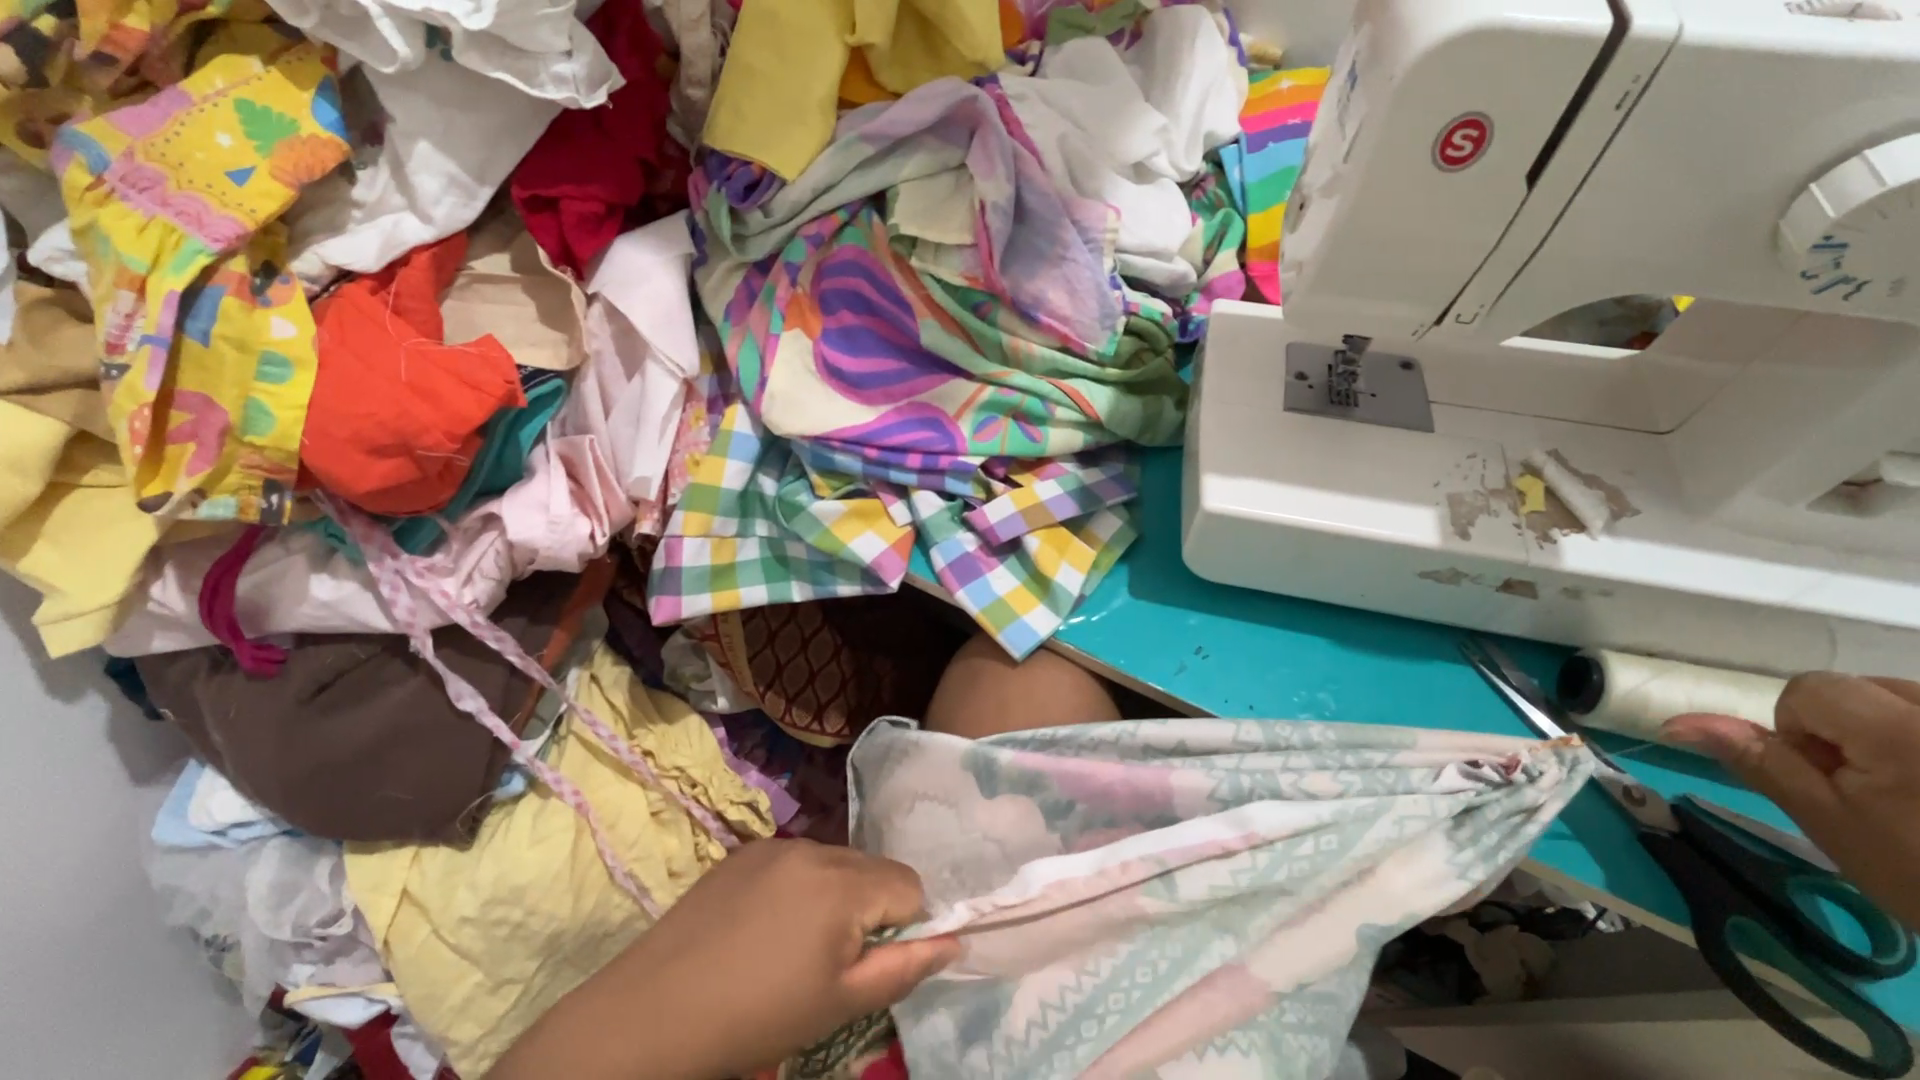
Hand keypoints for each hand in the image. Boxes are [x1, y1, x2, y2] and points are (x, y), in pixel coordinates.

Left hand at [489, 839, 958, 1079]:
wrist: (653, 1014)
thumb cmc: (757, 1017)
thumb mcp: (841, 1003)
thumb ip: (906, 967)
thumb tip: (953, 940)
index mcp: (843, 883)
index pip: (910, 885)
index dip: (905, 926)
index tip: (872, 963)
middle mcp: (813, 848)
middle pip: (872, 869)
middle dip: (871, 909)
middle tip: (834, 962)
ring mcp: (772, 846)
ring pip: (834, 863)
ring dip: (835, 896)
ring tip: (794, 949)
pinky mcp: (741, 853)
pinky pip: (794, 861)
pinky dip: (798, 888)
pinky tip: (763, 930)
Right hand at [1663, 672, 1919, 931]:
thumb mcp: (1831, 824)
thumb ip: (1761, 761)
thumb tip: (1677, 722)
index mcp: (1896, 727)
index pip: (1808, 689)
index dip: (1802, 732)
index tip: (1831, 783)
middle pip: (1864, 688)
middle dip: (1853, 730)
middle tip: (1878, 794)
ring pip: (1910, 700)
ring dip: (1898, 734)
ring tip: (1918, 794)